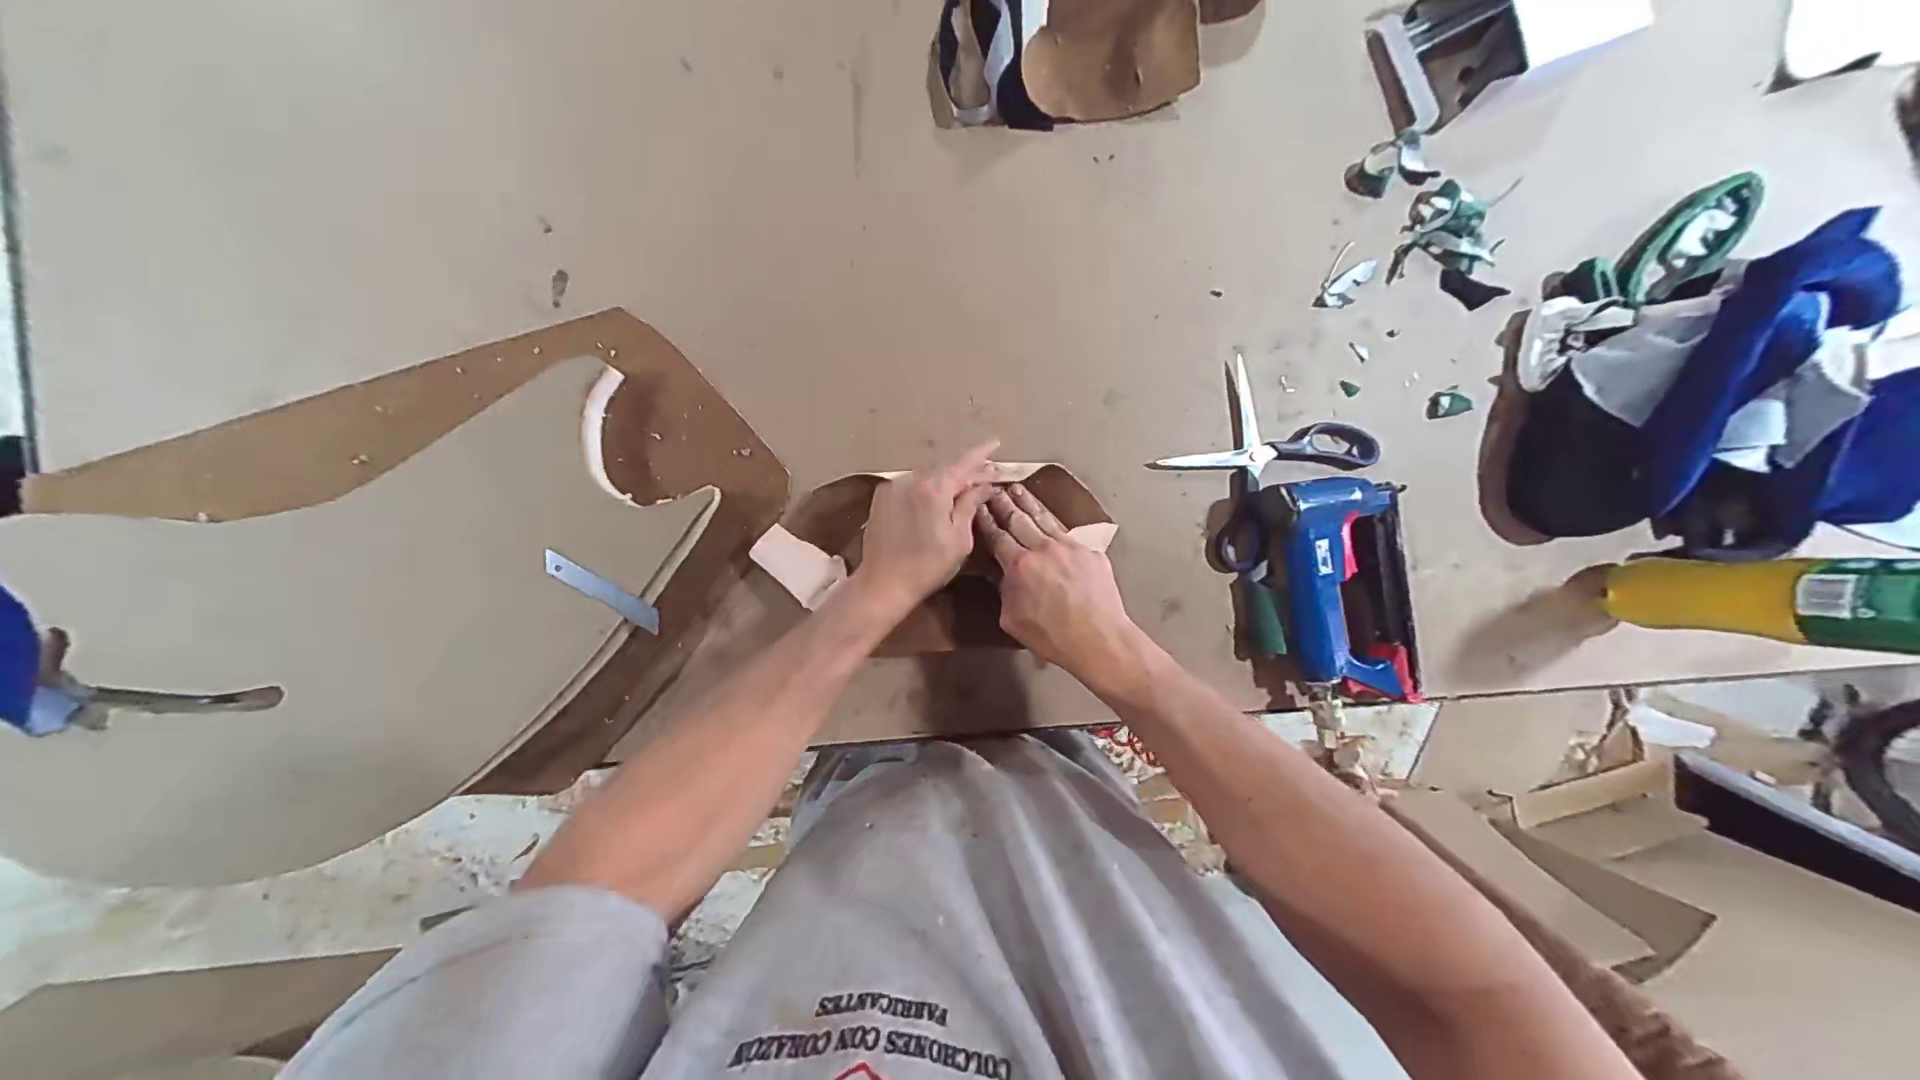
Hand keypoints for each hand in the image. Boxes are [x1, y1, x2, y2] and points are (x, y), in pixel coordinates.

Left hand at [855, 440, 999, 613]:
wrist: (883, 584)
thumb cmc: (927, 567)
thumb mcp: (958, 539)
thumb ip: (970, 506)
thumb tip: (984, 486)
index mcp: (933, 489)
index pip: (963, 463)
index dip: (982, 453)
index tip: (995, 443)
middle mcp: (911, 480)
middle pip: (945, 468)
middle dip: (967, 470)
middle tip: (987, 474)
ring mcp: (893, 487)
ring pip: (927, 476)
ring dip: (947, 480)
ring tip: (965, 488)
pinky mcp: (882, 498)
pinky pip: (911, 485)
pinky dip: (927, 488)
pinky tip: (937, 500)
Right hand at [975, 483, 1152, 688]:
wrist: (1098, 639)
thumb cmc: (1052, 637)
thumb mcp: (1012, 619)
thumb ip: (1004, 591)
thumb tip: (1001, 574)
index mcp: (1019, 566)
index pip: (997, 536)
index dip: (986, 521)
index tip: (979, 508)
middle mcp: (1043, 549)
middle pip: (1018, 520)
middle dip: (1004, 503)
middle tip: (994, 489)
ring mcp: (1069, 547)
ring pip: (1044, 519)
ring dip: (1028, 502)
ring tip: (1018, 489)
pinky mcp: (1090, 553)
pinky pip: (1067, 533)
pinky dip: (1053, 521)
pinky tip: (1048, 517)